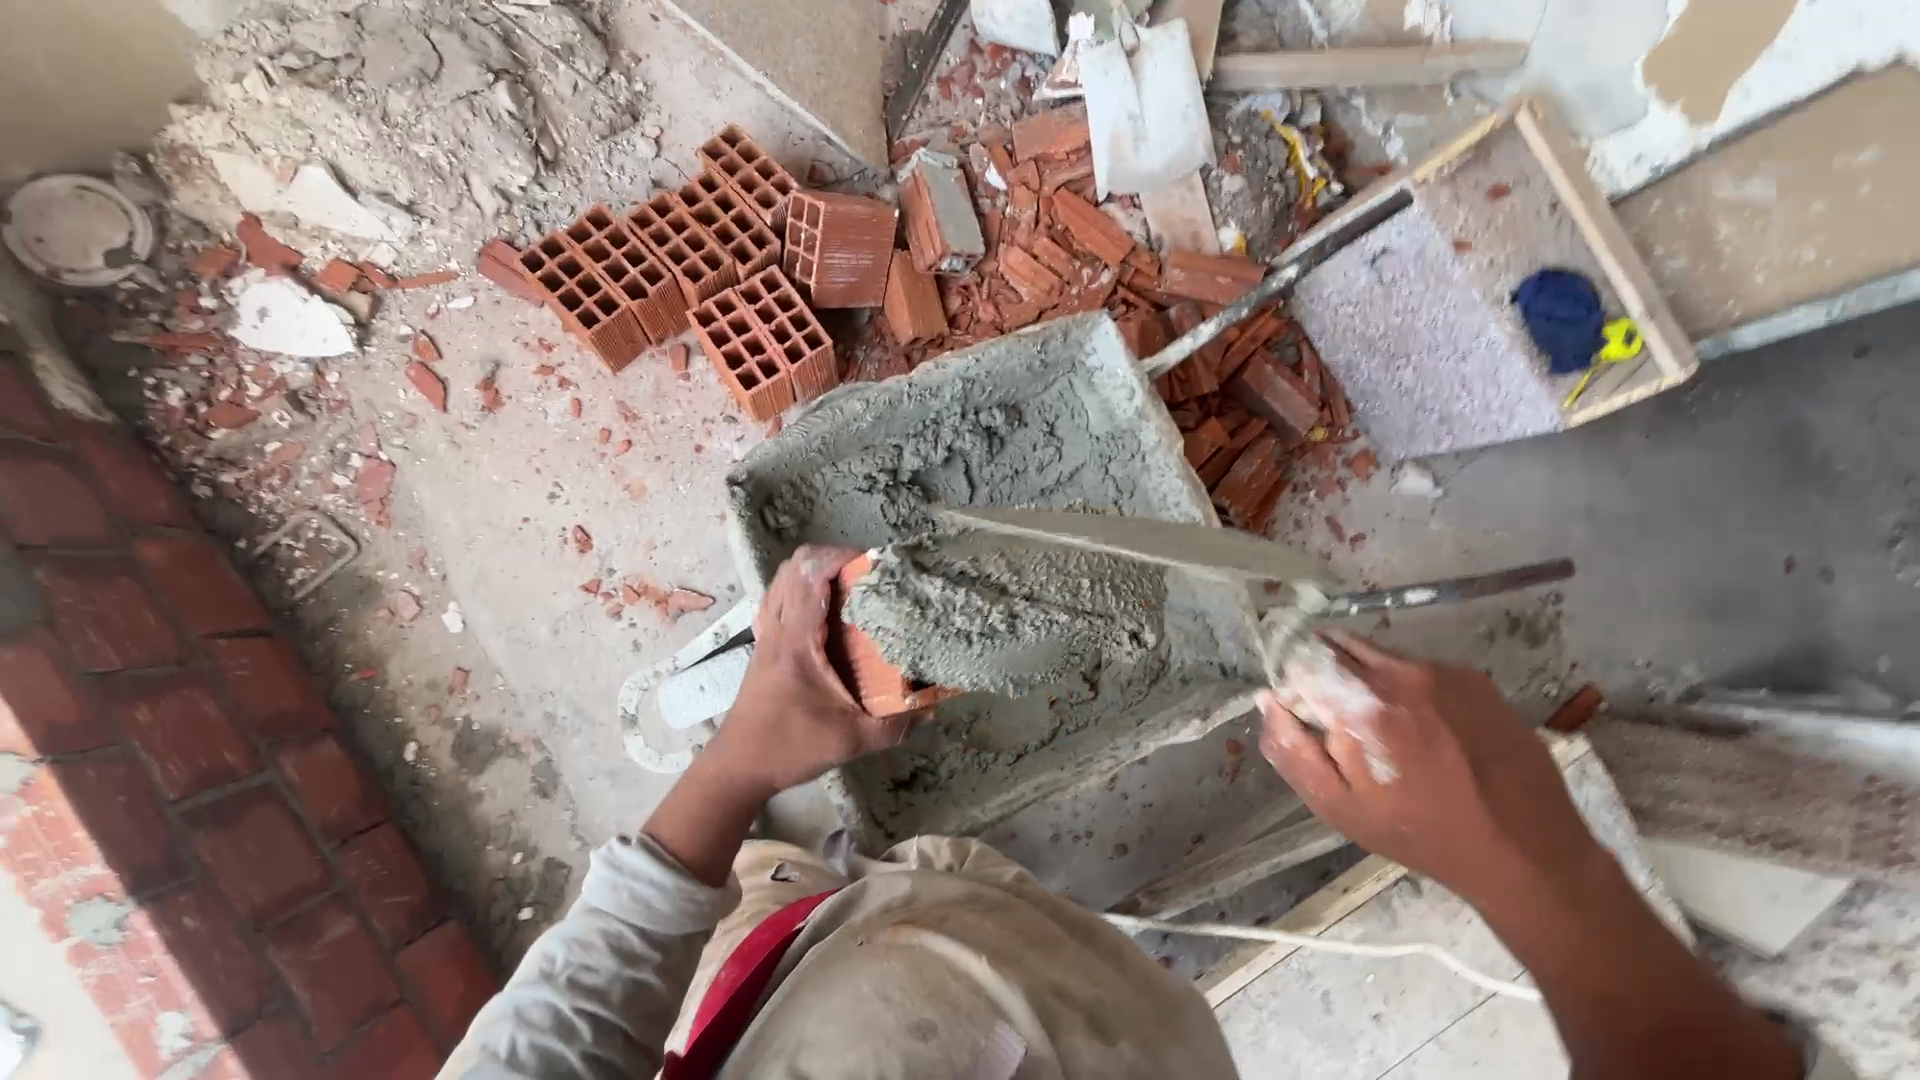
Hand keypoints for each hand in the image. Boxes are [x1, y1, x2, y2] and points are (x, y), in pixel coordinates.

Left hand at [701, 545, 914, 798]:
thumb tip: (930, 708)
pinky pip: (778, 600)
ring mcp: (766, 635)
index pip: (811, 574)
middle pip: (794, 566)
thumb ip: (894, 726)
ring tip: (849, 589)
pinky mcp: (763, 647)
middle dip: (832, 559)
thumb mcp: (850, 741)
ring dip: (815, 573)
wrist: (738, 768)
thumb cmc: (789, 747)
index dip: (842, 557)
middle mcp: (777, 627)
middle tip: (866, 577)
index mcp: (796, 639)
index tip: (875, 566)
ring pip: (783, 580)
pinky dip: (801, 593)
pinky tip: (824, 614)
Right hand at [1258, 631, 1604, 904]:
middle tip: (1336, 718)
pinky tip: (1425, 729)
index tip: (1297, 705)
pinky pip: (1419, 669)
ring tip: (1384, 728)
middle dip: (1325, 673)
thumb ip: (1291, 749)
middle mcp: (1400, 673)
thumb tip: (1268, 701)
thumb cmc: (1419, 833)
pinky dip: (1407, 688)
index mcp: (1360, 705)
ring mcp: (1442, 671)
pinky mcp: (1474, 678)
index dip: (1291, 679)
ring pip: (1378, 656)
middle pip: (1337, 646)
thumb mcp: (1338, 806)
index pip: (1300, 657)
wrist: (1525, 849)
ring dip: (1365, 679)